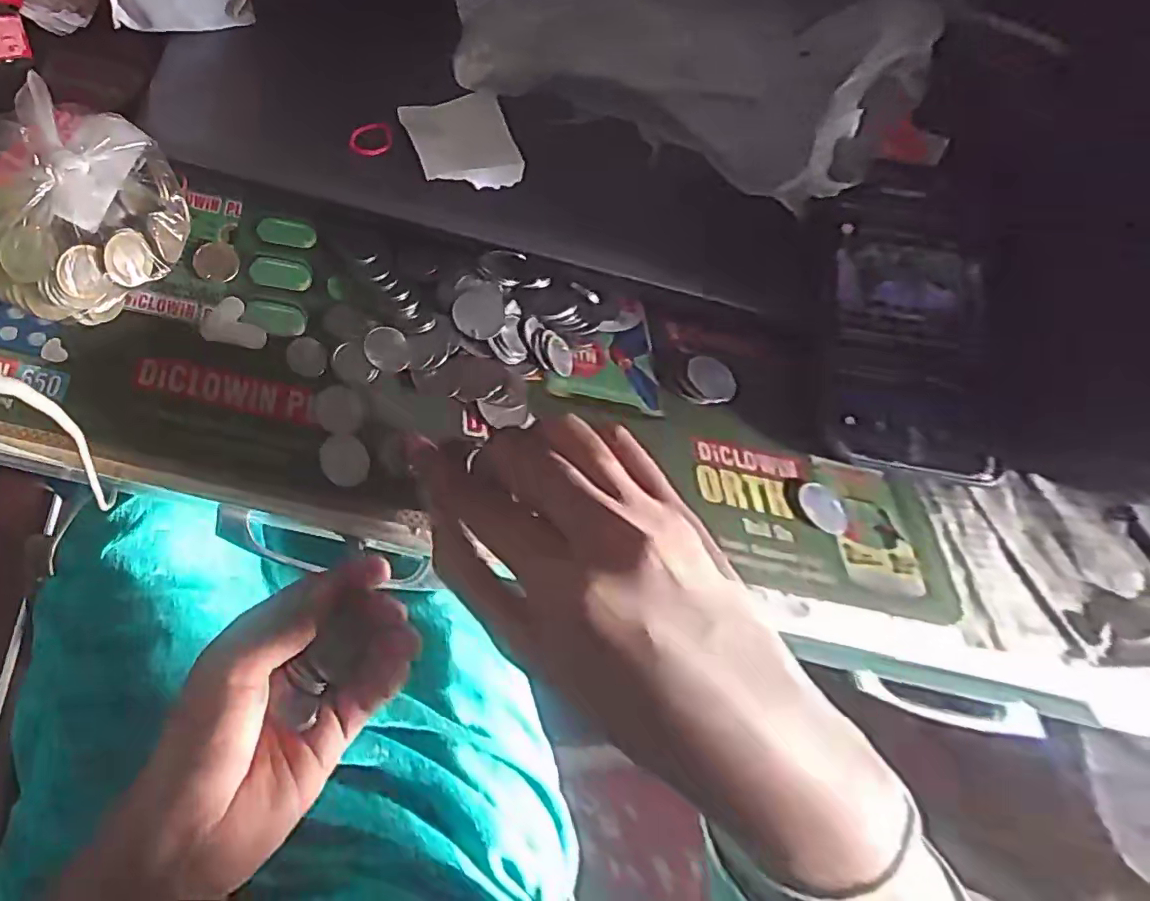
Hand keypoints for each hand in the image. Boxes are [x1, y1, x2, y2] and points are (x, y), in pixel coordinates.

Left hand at [52, 556, 420, 899]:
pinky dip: (380, 679)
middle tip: (393, 603)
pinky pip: (357, 700)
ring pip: (349, 661)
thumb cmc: (203, 732)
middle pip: (330, 627)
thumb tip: (329, 593)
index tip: (375, 567)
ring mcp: (305, 702)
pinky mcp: (325, 741)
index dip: (337, 582)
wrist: (195, 825)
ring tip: (406, 630)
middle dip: (361, 611)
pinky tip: (399, 660)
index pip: (302, 600)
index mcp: (252, 638)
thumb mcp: (233, 667)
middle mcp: (280, 663)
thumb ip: (282, 629)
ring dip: (377, 642)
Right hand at [409, 416, 910, 895]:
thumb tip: (440, 514)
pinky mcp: (685, 508)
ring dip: (530, 440)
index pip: (480, 504)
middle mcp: (608, 535)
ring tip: (523, 470)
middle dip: (484, 455)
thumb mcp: (531, 654)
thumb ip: (473, 578)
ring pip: (570, 434)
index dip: (438, 471)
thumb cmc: (628, 708)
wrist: (754, 737)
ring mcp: (654, 515)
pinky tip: (570, 461)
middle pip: (522, 454)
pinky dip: (582, 439)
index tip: (416, 449)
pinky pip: (621, 443)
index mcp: (563, 586)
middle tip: (478, 478)